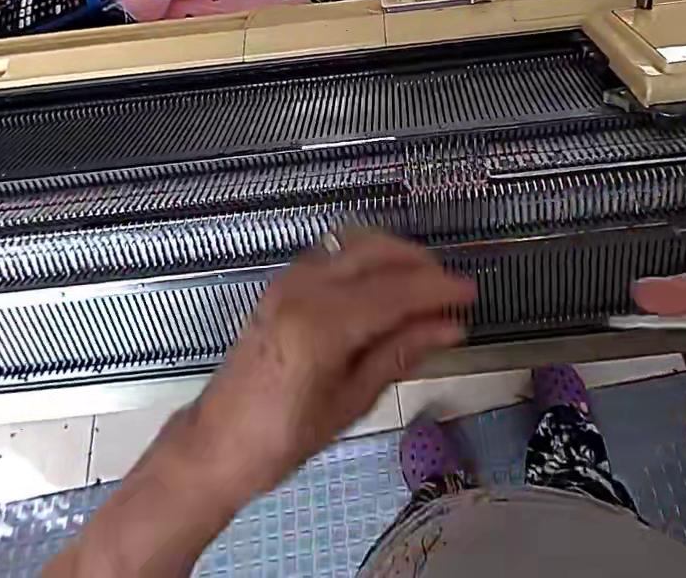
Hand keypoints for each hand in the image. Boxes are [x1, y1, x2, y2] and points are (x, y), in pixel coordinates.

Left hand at [50, 231, 473, 577]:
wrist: (216, 443)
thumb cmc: (284, 436)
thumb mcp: (352, 402)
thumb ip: (401, 353)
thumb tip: (451, 327)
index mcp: (322, 325)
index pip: (395, 291)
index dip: (438, 288)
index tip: (469, 293)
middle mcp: (305, 288)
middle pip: (377, 252)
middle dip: (420, 264)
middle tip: (449, 288)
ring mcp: (290, 278)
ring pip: (356, 241)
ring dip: (395, 252)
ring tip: (423, 280)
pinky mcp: (284, 280)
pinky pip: (336, 249)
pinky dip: (368, 253)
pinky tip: (384, 276)